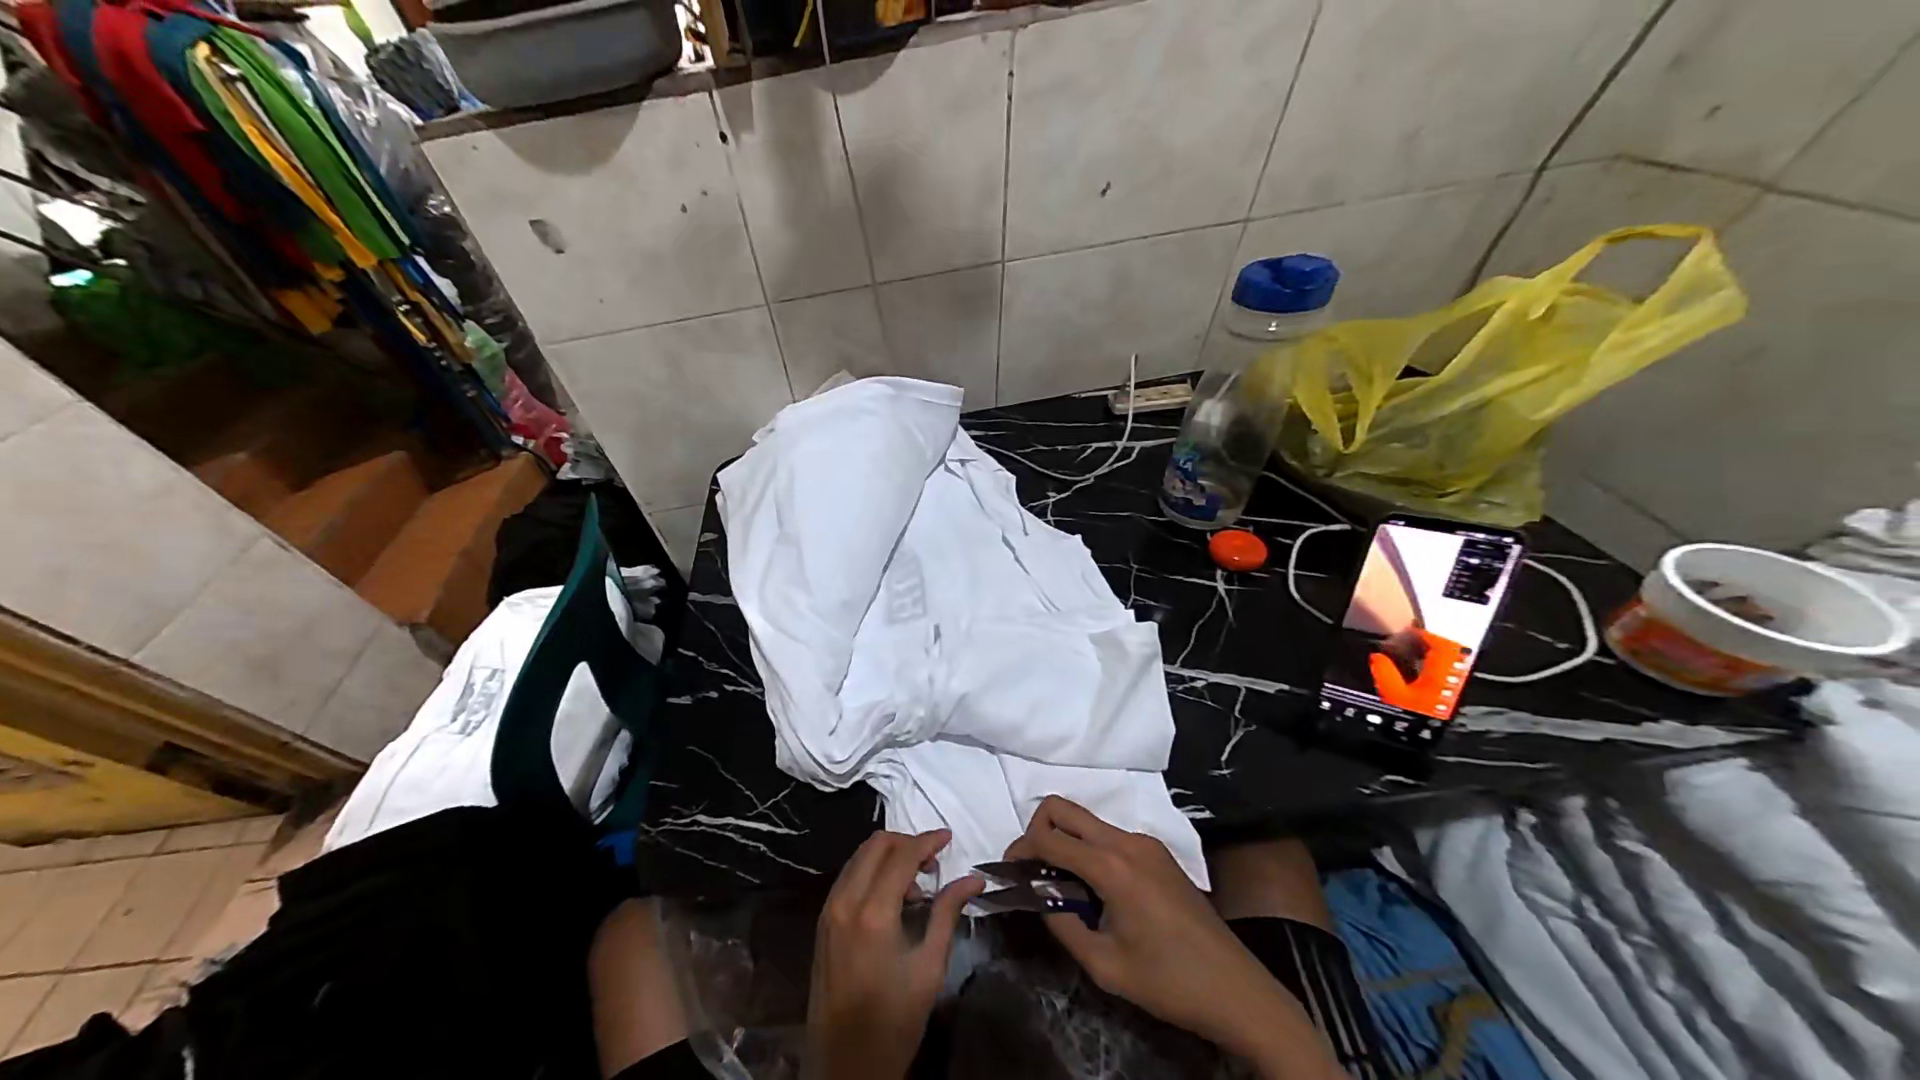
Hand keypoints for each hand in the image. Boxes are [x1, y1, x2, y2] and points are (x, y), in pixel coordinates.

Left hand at [805, 829, 983, 1079]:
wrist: (844, 1066)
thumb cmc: (893, 1022)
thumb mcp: (929, 969)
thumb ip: (947, 914)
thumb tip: (973, 880)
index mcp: (872, 913)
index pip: (901, 855)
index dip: (927, 841)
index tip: (949, 838)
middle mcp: (844, 902)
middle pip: (875, 845)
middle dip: (907, 843)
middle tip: (933, 862)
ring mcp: (828, 911)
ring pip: (859, 857)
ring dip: (889, 857)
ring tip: (916, 885)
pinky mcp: (822, 923)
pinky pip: (848, 877)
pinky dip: (872, 872)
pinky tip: (893, 898)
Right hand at [1007, 798, 1344, 1079]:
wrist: (1237, 990)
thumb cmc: (1168, 983)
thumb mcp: (1104, 964)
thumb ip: (1062, 923)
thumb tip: (1037, 895)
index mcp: (1112, 866)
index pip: (1048, 837)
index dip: (1019, 850)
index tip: (1007, 872)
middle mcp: (1127, 841)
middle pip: (1064, 809)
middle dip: (1037, 831)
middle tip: (1031, 871)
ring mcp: (1146, 844)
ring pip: (1087, 822)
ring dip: (1065, 842)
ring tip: (1062, 888)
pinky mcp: (1158, 853)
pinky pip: (1109, 837)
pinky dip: (1089, 851)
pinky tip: (1094, 891)